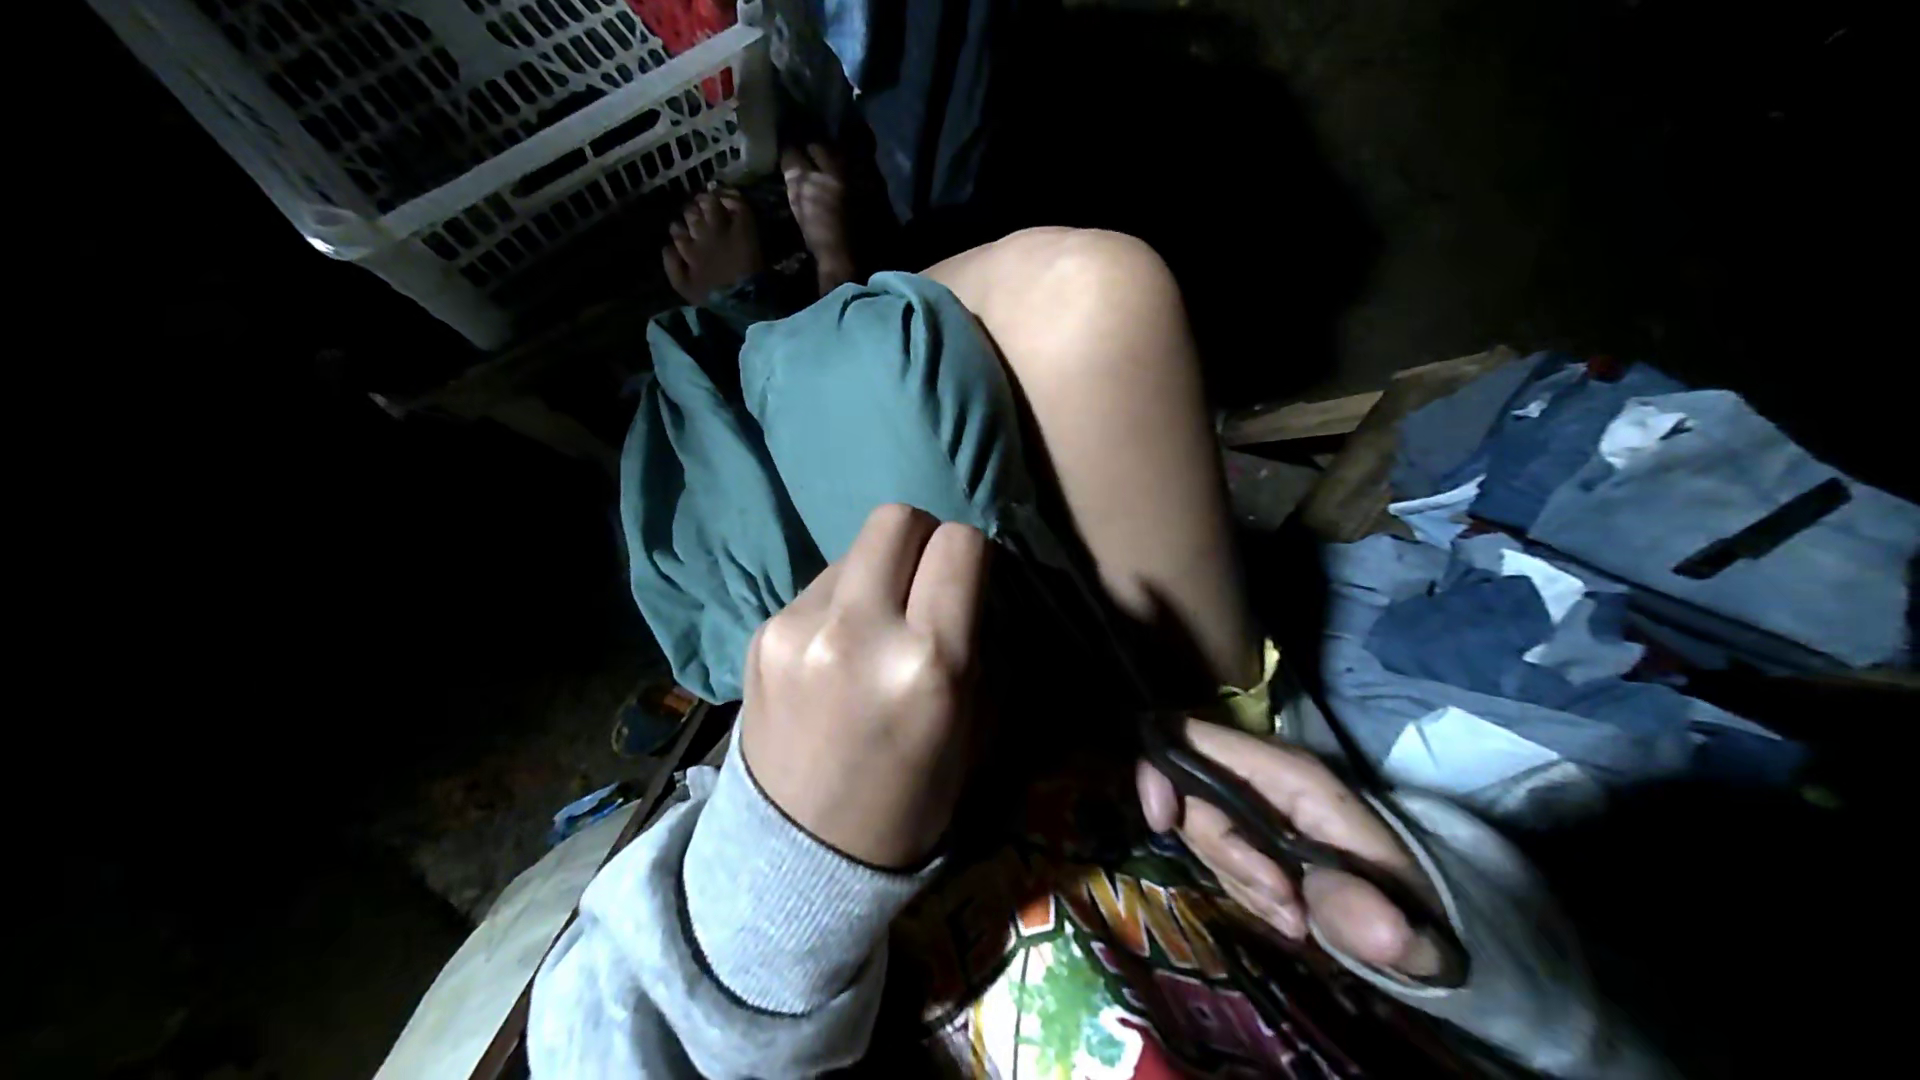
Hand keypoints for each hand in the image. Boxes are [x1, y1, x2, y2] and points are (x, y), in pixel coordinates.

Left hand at [741, 504, 988, 868]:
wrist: (799, 855)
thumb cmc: (910, 800)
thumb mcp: (976, 728)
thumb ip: (978, 641)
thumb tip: (969, 581)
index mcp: (929, 663)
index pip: (960, 544)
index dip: (970, 557)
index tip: (965, 584)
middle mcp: (859, 630)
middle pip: (897, 519)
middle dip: (922, 539)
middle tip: (923, 582)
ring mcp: (798, 627)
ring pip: (854, 549)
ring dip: (877, 574)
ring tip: (873, 627)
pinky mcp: (761, 631)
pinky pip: (819, 585)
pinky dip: (840, 602)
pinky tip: (834, 650)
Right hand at [1138, 720, 1447, 978]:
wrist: (1414, 898)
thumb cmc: (1397, 880)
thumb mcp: (1392, 895)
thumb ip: (1366, 909)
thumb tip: (1371, 935)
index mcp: (1278, 768)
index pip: (1189, 736)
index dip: (1159, 770)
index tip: (1162, 823)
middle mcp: (1252, 776)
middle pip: (1190, 798)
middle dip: (1227, 858)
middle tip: (1285, 904)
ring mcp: (1244, 802)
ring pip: (1200, 832)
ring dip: (1239, 881)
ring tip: (1296, 916)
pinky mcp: (1243, 830)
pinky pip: (1217, 857)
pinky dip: (1242, 889)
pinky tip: (1283, 910)